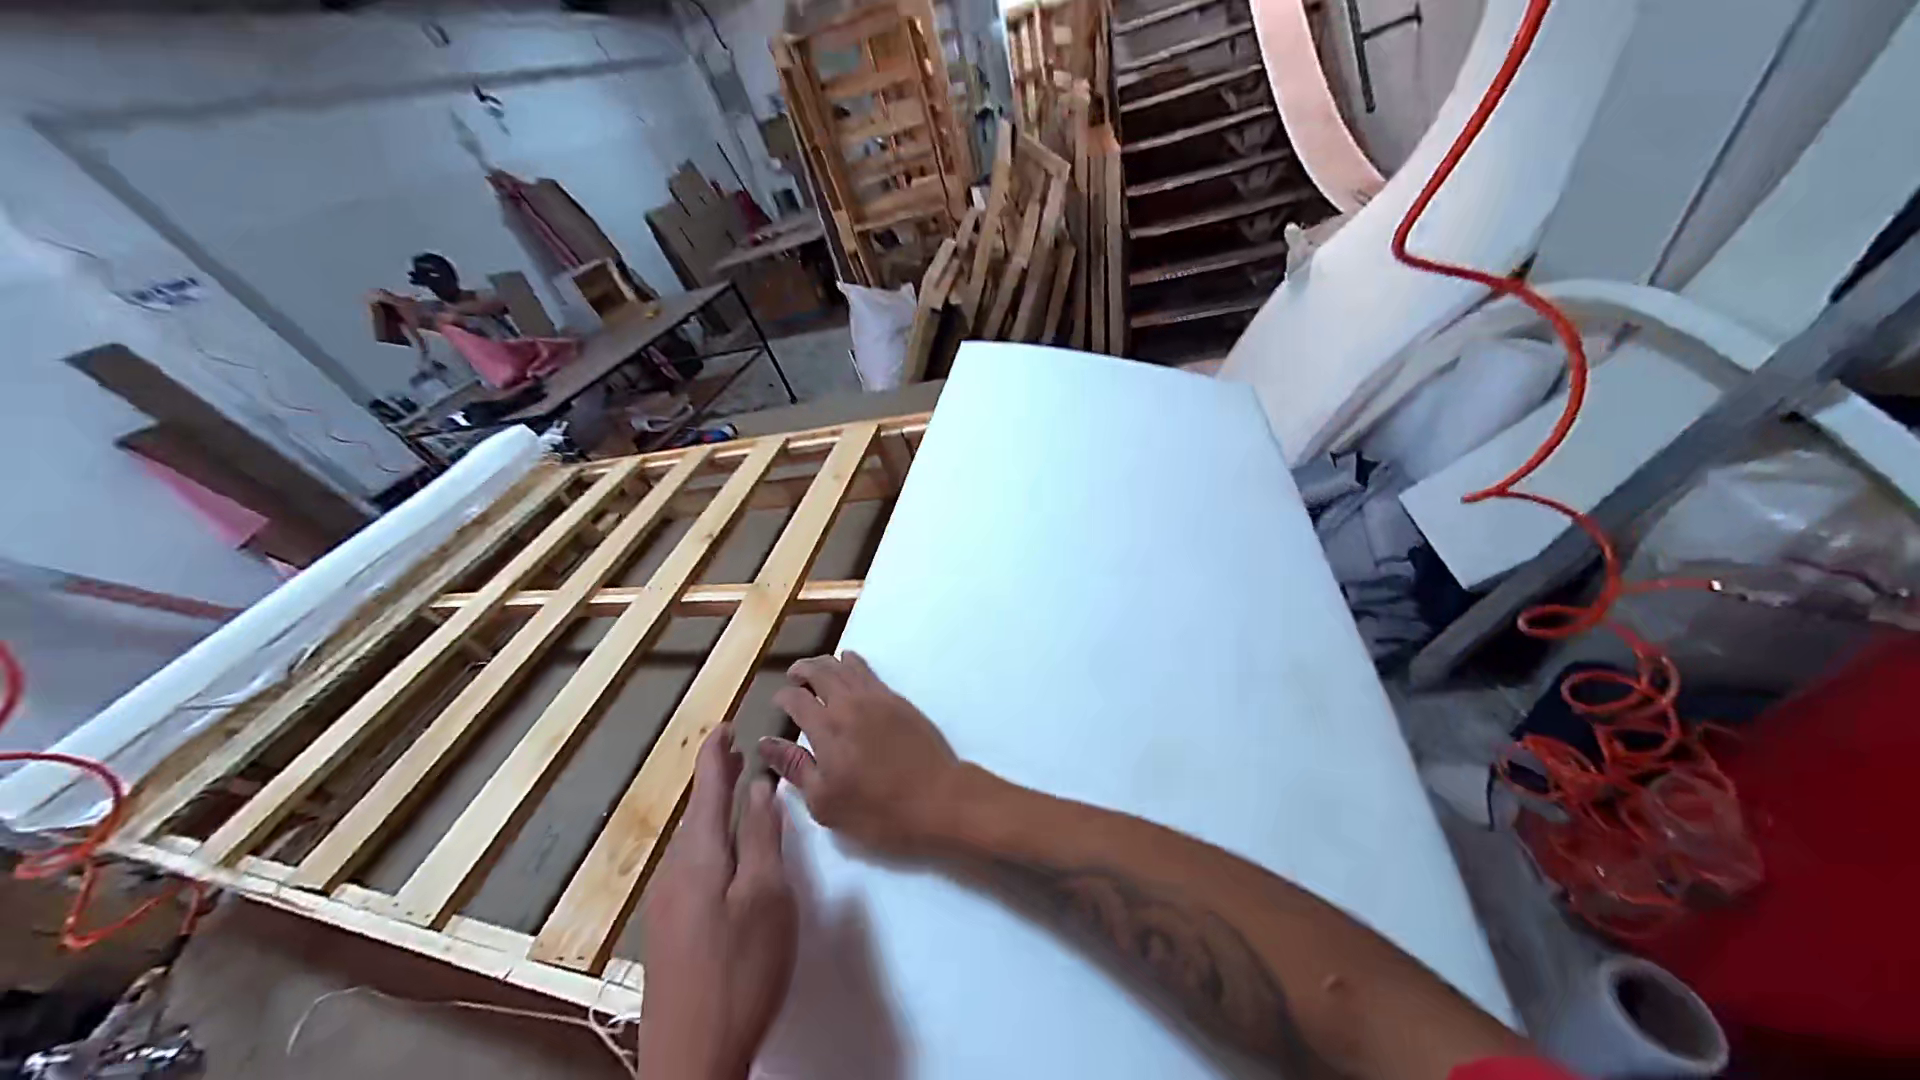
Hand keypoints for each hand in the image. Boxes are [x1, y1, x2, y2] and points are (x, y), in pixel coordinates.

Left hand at [636, 724, 795, 1079]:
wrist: (692, 1055)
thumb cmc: (741, 967)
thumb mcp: (767, 895)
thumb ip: (763, 837)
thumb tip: (759, 787)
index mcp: (700, 856)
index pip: (707, 788)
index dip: (717, 754)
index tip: (726, 724)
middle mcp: (676, 871)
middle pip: (697, 812)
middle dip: (716, 779)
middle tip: (735, 751)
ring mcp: (669, 903)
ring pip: (694, 839)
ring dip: (715, 809)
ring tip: (736, 792)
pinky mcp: (672, 928)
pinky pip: (692, 864)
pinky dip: (712, 840)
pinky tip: (727, 852)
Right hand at [761, 651, 969, 855]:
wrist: (938, 799)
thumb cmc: (877, 810)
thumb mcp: (825, 802)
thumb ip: (795, 768)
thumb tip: (766, 742)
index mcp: (827, 728)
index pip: (796, 699)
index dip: (783, 698)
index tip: (778, 703)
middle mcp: (849, 703)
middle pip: (820, 671)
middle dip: (802, 670)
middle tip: (794, 676)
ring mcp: (877, 697)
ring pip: (845, 666)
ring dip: (827, 664)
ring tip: (817, 669)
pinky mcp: (899, 700)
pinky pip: (869, 672)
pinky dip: (854, 664)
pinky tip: (850, 667)